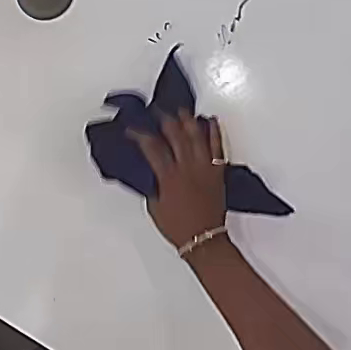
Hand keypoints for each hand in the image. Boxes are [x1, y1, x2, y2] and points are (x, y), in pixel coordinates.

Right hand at [130, 109, 227, 254]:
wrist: (204, 239)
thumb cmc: (176, 226)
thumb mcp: (154, 205)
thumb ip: (151, 183)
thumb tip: (148, 168)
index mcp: (169, 177)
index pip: (152, 147)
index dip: (140, 134)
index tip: (132, 128)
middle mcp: (188, 168)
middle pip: (175, 135)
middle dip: (164, 120)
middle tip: (157, 111)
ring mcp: (205, 168)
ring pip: (197, 136)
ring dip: (187, 121)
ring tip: (180, 110)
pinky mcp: (218, 171)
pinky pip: (218, 146)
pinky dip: (214, 132)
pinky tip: (210, 121)